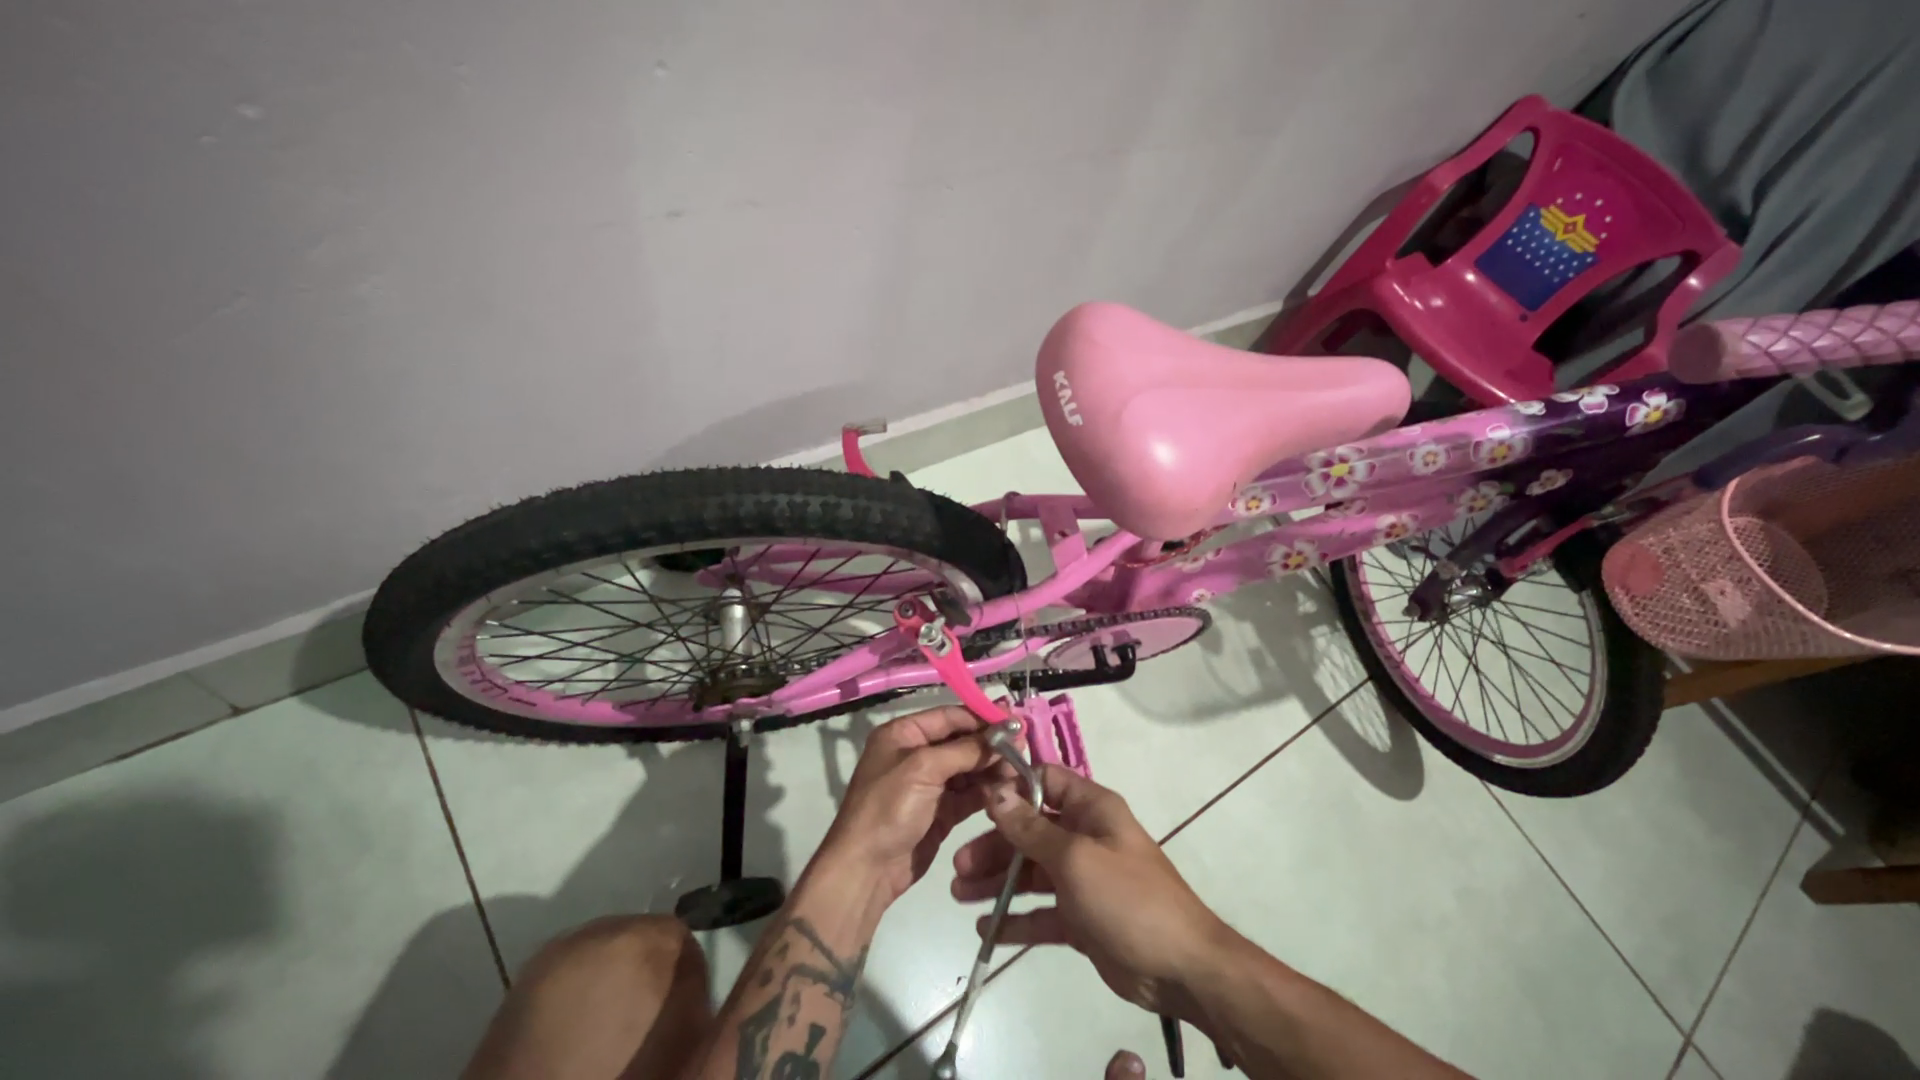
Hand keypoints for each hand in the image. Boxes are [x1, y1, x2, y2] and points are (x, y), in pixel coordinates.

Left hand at [818, 706, 1009, 905]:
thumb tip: (1003, 732)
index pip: (949, 716)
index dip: (981, 718)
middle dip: (991, 745)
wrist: (866, 869)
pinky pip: (969, 795)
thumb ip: (965, 750)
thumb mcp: (924, 769)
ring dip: (993, 769)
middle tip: (1024, 749)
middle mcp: (916, 755)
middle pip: (961, 742)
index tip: (1015, 721)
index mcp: (903, 735)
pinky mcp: (940, 812)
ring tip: (1021, 771)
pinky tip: (1009, 790)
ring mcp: (928, 785)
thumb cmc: (888, 809)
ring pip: (969, 769)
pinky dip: (988, 792)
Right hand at [951, 765, 1230, 1020]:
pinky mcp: (1081, 918)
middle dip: (994, 846)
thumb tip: (996, 792)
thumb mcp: (1075, 858)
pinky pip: (1040, 912)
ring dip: (996, 882)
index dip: (1011, 787)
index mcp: (1093, 811)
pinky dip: (1015, 919)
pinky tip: (985, 928)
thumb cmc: (1128, 899)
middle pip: (1030, 831)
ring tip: (958, 895)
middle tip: (957, 866)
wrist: (1179, 967)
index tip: (974, 800)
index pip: (1047, 781)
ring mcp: (1083, 880)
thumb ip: (1032, 828)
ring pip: (1030, 873)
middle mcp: (1086, 838)